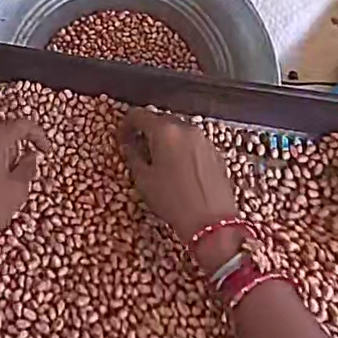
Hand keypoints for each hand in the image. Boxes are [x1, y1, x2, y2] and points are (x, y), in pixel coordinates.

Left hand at [0, 117, 48, 242]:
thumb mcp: (17, 189)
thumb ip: (28, 167)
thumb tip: (31, 156)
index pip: (21, 125)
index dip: (38, 135)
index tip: (46, 150)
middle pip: (2, 131)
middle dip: (17, 145)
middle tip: (26, 167)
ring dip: (0, 154)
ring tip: (7, 179)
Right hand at [118, 108, 237, 248]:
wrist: (212, 222)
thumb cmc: (173, 200)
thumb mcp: (144, 180)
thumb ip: (133, 156)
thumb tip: (129, 145)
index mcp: (165, 131)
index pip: (139, 115)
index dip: (126, 124)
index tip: (122, 137)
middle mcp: (186, 128)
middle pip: (161, 119)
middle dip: (147, 130)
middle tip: (138, 148)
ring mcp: (204, 139)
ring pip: (179, 130)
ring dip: (166, 139)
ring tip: (158, 159)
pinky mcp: (215, 152)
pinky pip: (193, 142)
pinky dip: (181, 148)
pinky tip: (178, 167)